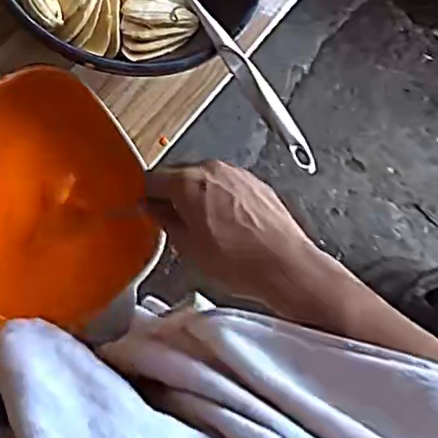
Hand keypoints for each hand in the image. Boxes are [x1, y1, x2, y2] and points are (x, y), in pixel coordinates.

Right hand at [144, 161, 346, 327]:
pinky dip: (223, 198)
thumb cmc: (243, 263)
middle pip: (177, 175)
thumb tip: (155, 211)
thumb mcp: (188, 248)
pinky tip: (231, 226)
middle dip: (174, 196)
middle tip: (180, 224)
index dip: (148, 198)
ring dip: (200, 196)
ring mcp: (233, 173)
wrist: (289, 268)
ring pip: (203, 179)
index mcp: (186, 182)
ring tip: (211, 229)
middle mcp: (209, 169)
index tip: (151, 210)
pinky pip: (227, 184)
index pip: (151, 179)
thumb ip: (164, 221)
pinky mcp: (254, 182)